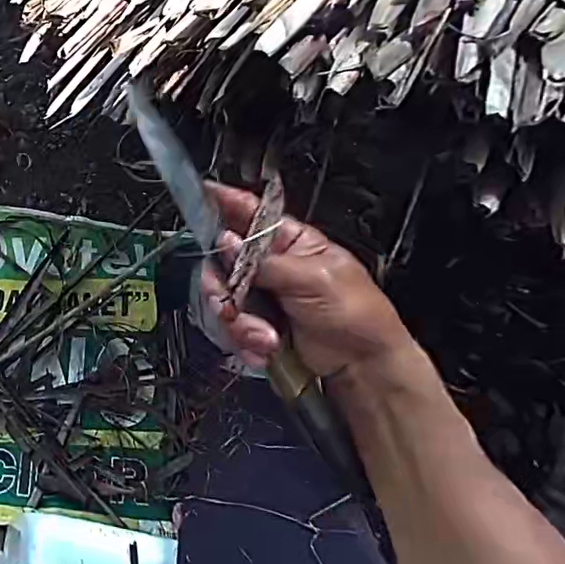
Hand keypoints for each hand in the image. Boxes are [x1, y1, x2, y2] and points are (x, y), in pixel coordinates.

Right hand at [202, 182, 426, 384]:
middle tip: (229, 304)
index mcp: (289, 240)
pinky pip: (230, 329)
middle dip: (221, 287)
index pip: (249, 212)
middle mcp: (268, 265)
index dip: (223, 202)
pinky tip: (265, 350)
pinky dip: (244, 343)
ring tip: (265, 337)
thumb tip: (227, 241)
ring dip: (238, 323)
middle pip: (220, 261)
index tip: (201, 197)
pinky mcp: (255, 325)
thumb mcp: (316, 278)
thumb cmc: (357, 313)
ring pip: (222, 299)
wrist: (363, 366)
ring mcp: (260, 296)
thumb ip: (267, 262)